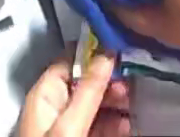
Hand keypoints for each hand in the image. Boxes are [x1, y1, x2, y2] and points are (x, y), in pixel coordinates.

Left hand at [16, 53, 130, 136]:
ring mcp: (64, 129)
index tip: (122, 51)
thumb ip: (88, 90)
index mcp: (45, 93)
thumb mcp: (70, 126)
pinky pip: (96, 128)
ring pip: (93, 106)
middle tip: (132, 86)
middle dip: (109, 81)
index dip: (94, 53)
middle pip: (84, 81)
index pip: (70, 58)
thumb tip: (107, 51)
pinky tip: (128, 127)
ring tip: (133, 106)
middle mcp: (54, 106)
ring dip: (115, 103)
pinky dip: (113, 125)